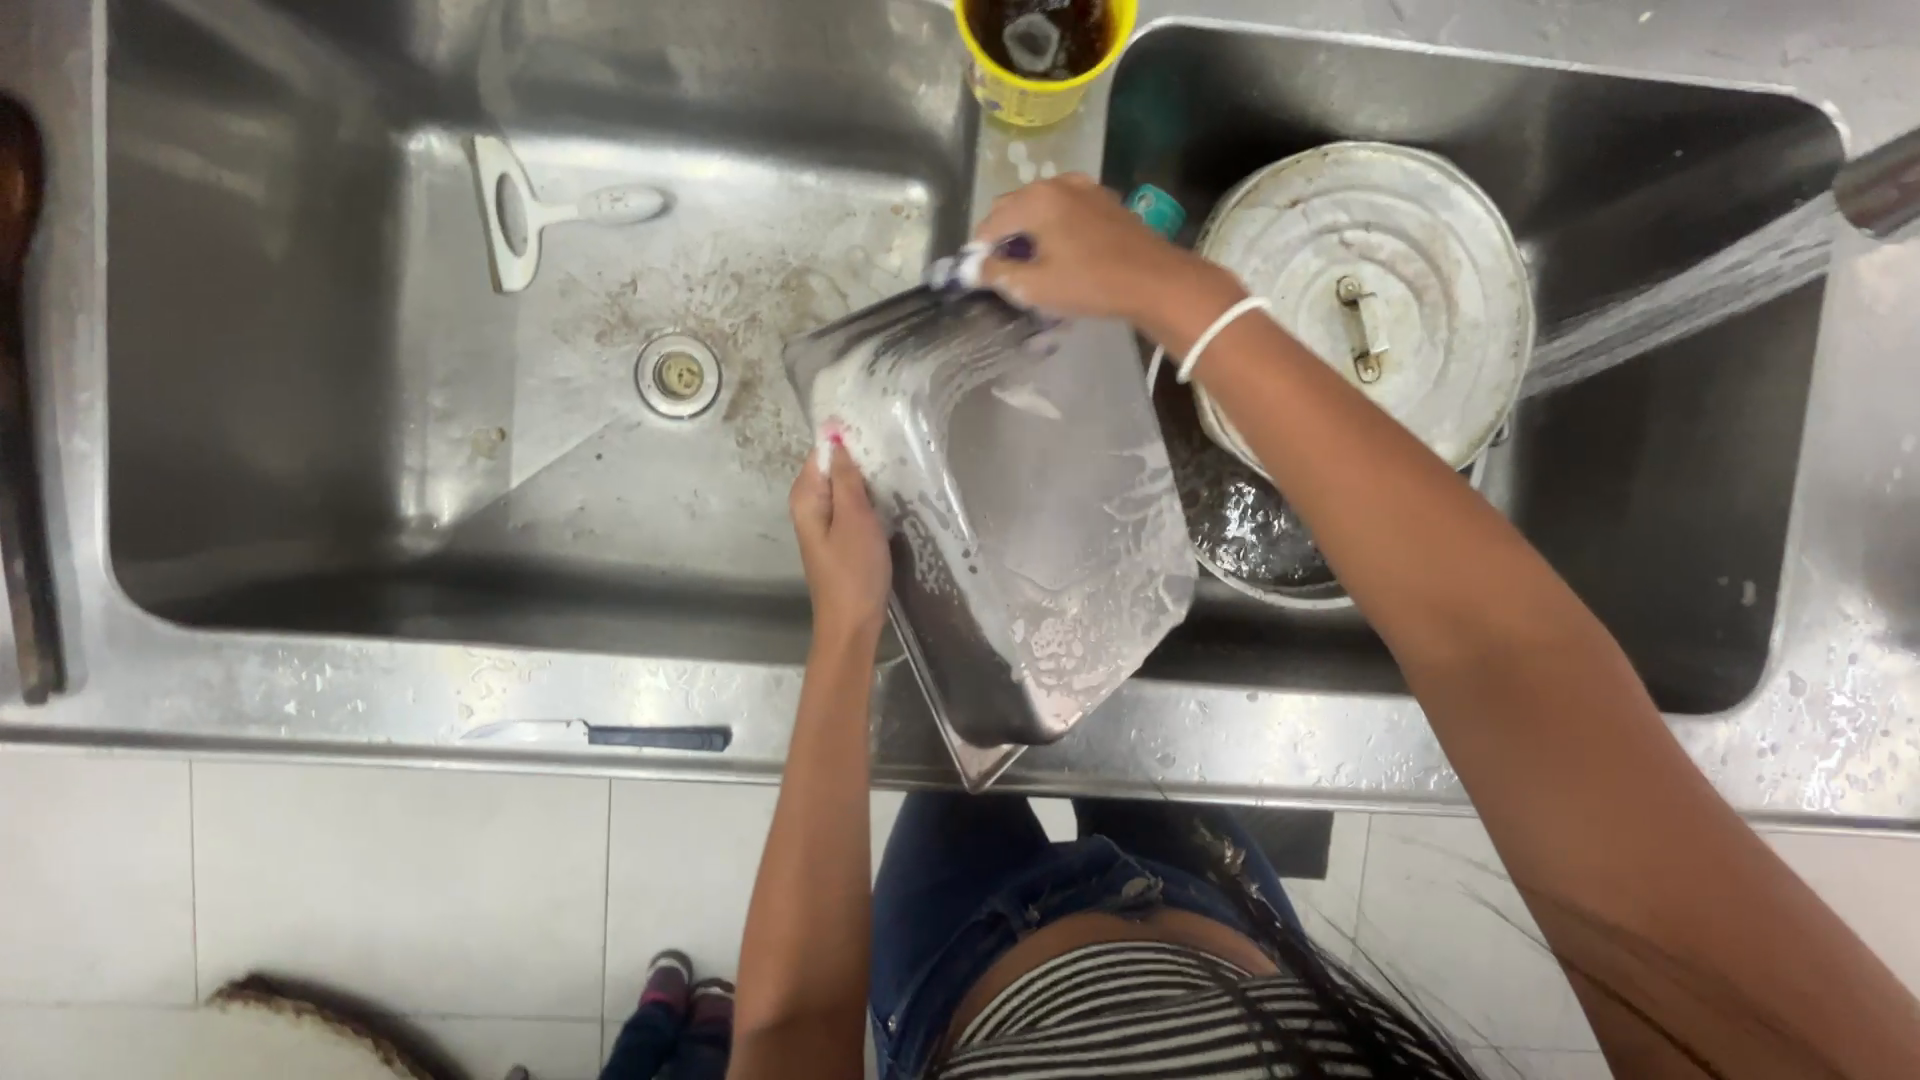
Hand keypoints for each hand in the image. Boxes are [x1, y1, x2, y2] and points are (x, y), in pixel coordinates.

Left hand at [790, 439, 891, 644]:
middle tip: (894, 459)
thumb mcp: (855, 519)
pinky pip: (852, 508)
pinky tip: (888, 503)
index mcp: (806, 497)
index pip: (822, 452)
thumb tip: (836, 439)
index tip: (880, 438)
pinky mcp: (839, 538)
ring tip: (897, 477)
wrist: (852, 624)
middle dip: (861, 462)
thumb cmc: (854, 571)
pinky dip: (869, 502)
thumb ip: (846, 478)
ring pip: (846, 489)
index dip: (848, 441)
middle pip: (833, 469)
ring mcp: (824, 523)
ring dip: (868, 483)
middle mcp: (809, 506)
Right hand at [971, 175, 1245, 348]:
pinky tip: (1062, 252)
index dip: (980, 251)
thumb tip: (971, 267)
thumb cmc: (1090, 284)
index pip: (990, 222)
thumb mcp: (1035, 287)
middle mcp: (1057, 183)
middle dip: (1004, 237)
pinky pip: (1066, 209)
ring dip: (1030, 231)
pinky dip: (1055, 226)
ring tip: (1034, 263)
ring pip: (1041, 207)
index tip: (982, 277)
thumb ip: (997, 274)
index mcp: (1035, 199)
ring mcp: (1084, 188)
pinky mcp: (1105, 201)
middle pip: (1014, 207)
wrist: (1155, 280)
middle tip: (1006, 272)